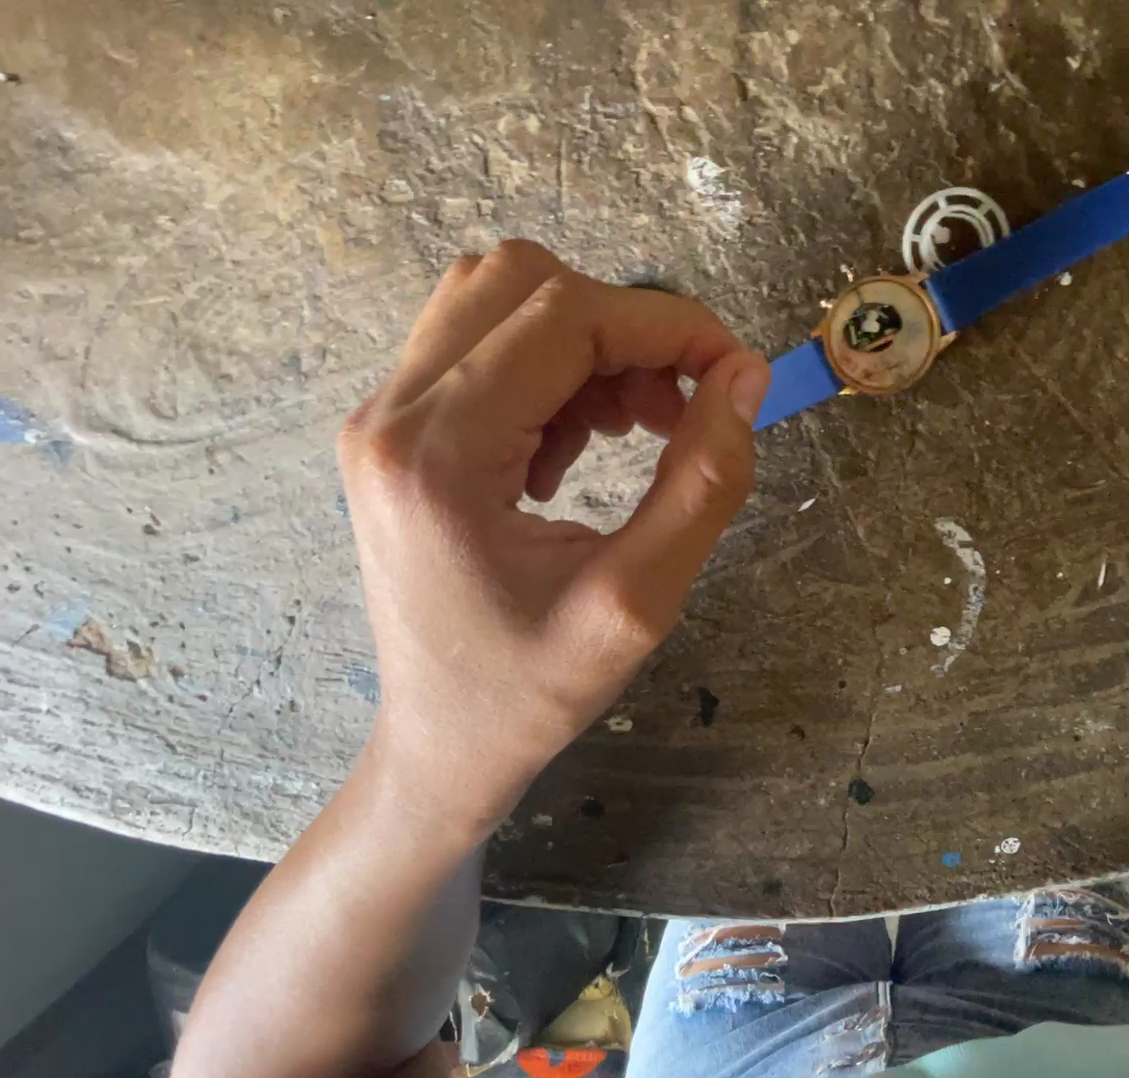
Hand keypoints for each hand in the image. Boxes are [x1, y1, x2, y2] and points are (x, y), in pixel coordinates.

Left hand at [338, 241, 769, 816]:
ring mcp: (384, 419)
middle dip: (625, 329)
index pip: (564, 316)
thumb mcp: (640, 602)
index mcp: (439, 456)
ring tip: (628, 431)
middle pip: (522, 282)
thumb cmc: (533, 692)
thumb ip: (704, 484)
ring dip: (588, 347)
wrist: (441, 745)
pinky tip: (573, 452)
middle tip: (675, 408)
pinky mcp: (397, 433)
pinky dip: (553, 374)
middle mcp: (392, 415)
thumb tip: (744, 376)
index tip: (732, 372)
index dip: (667, 325)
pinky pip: (482, 348)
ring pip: (499, 302)